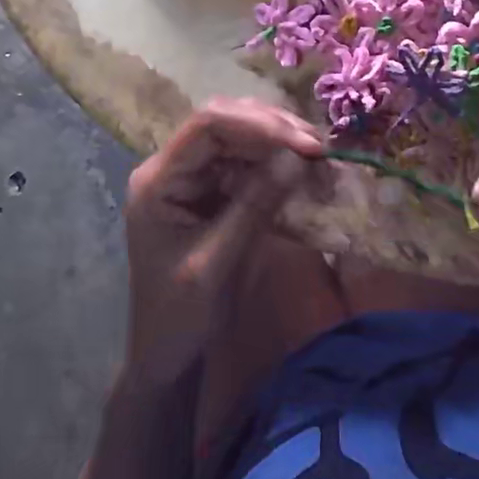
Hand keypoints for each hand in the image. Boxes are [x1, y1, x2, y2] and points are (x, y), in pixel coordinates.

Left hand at [122, 99, 322, 386]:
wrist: (165, 357)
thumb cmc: (179, 317)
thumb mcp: (217, 262)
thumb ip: (254, 205)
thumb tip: (299, 157)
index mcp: (158, 179)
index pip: (208, 126)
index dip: (259, 125)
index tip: (305, 144)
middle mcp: (173, 166)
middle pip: (227, 122)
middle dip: (275, 128)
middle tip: (320, 147)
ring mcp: (195, 176)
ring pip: (242, 136)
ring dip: (282, 141)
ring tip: (319, 154)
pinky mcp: (215, 188)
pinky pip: (250, 160)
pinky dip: (280, 161)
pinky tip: (306, 169)